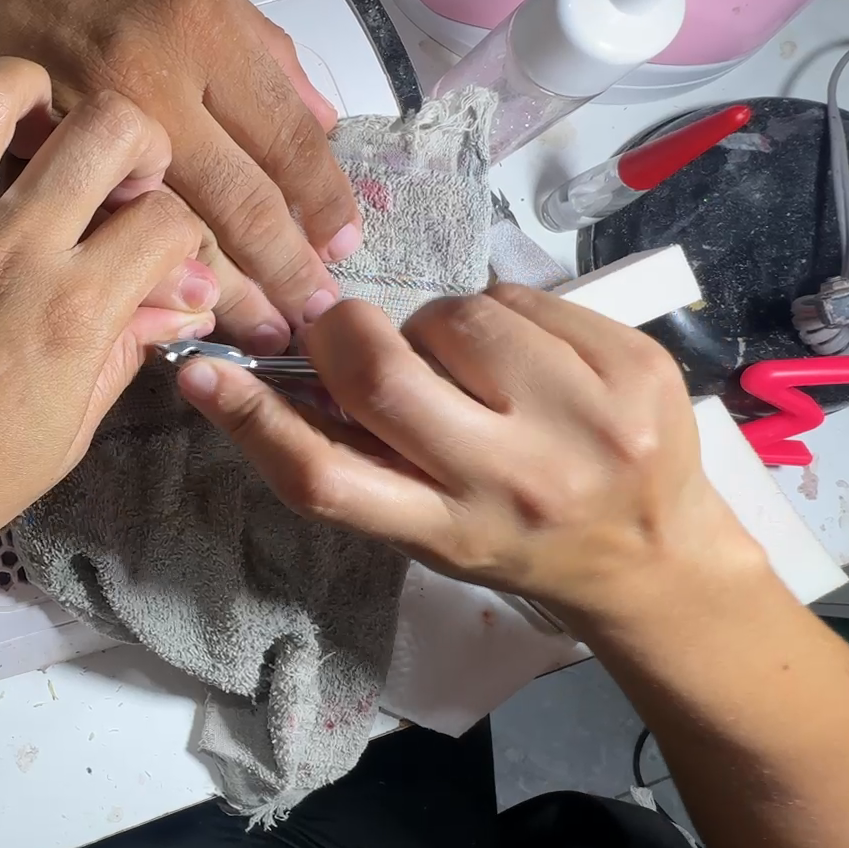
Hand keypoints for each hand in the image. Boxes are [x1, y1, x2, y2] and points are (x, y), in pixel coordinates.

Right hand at [0, 0, 361, 353]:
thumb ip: (257, 53)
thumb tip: (315, 124)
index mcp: (194, 26)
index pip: (284, 137)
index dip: (320, 203)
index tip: (339, 245)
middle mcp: (144, 85)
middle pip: (235, 201)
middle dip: (281, 270)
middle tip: (310, 318)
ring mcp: (81, 140)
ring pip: (167, 235)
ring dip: (217, 288)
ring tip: (252, 326)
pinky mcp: (28, 174)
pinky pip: (94, 235)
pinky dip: (132, 273)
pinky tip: (161, 303)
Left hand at [0, 44, 214, 626]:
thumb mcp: (63, 437)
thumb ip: (122, 354)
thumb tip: (176, 304)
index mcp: (66, 314)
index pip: (163, 222)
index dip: (183, 235)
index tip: (170, 261)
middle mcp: (2, 255)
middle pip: (101, 131)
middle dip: (137, 140)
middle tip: (128, 177)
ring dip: (31, 88)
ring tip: (45, 118)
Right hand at [175, 285, 765, 614]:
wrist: (649, 553)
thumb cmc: (501, 539)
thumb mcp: (410, 525)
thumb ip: (341, 458)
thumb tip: (247, 378)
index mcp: (442, 529)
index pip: (325, 476)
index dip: (251, 419)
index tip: (199, 371)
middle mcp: (514, 482)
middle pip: (383, 376)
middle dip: (343, 333)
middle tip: (345, 336)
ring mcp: (589, 419)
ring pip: (453, 317)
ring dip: (428, 328)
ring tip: (457, 366)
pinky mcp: (639, 363)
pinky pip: (517, 294)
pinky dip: (491, 312)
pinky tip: (516, 356)